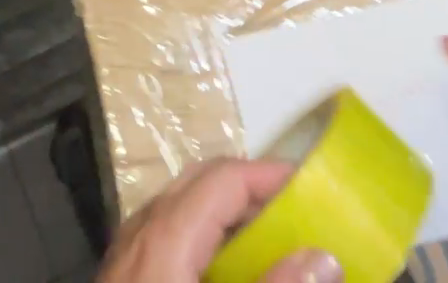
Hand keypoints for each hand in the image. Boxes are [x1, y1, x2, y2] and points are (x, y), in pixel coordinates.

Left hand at [95, 158, 339, 282]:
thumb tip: (322, 258)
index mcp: (166, 236)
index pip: (222, 178)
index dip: (268, 175)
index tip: (313, 187)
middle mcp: (142, 231)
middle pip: (199, 183)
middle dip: (250, 189)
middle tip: (298, 213)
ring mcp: (127, 253)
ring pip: (182, 207)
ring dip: (227, 213)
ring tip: (272, 240)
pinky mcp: (125, 276)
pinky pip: (168, 235)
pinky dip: (204, 236)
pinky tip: (227, 271)